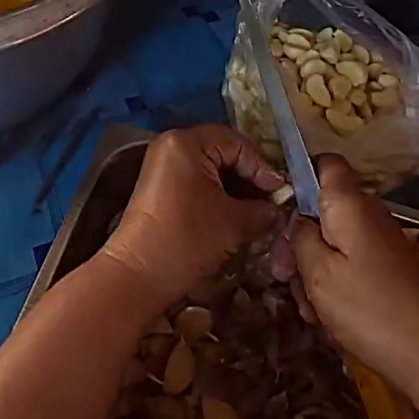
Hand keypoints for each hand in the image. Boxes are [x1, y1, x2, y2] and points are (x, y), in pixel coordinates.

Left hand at [98, 126, 286, 308]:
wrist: (136, 276)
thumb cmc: (186, 240)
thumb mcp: (233, 223)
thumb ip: (262, 210)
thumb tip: (280, 208)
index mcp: (187, 142)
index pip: (237, 143)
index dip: (262, 168)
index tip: (282, 192)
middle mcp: (172, 143)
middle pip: (223, 151)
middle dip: (250, 176)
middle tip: (272, 200)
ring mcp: (163, 163)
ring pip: (210, 166)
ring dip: (235, 186)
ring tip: (257, 210)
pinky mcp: (159, 183)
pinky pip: (196, 177)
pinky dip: (217, 192)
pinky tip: (234, 213)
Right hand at [284, 155, 418, 404]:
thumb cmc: (370, 307)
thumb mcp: (319, 273)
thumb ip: (300, 237)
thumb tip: (298, 219)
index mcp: (348, 202)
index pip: (323, 162)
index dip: (298, 176)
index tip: (279, 208)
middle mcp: (366, 212)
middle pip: (322, 209)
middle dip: (298, 239)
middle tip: (282, 276)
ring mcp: (379, 241)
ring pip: (332, 241)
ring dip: (313, 269)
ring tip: (308, 309)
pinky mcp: (387, 268)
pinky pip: (350, 263)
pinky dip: (335, 284)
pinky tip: (328, 318)